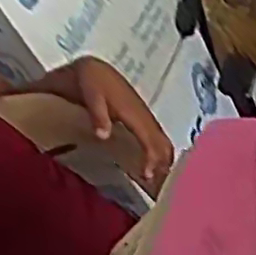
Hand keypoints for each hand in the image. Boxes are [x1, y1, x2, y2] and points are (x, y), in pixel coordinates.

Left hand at [66, 56, 173, 186]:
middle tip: (155, 186)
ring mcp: (149, 122)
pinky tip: (156, 166)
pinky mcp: (148, 123)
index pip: (151, 143)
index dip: (151, 161)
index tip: (146, 176)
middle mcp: (147, 120)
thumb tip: (103, 137)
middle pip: (165, 148)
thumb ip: (98, 114)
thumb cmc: (90, 80)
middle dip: (163, 167)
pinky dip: (162, 157)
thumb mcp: (89, 93)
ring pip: (166, 147)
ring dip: (165, 164)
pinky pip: (161, 143)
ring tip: (157, 180)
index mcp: (135, 115)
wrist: (95, 69)